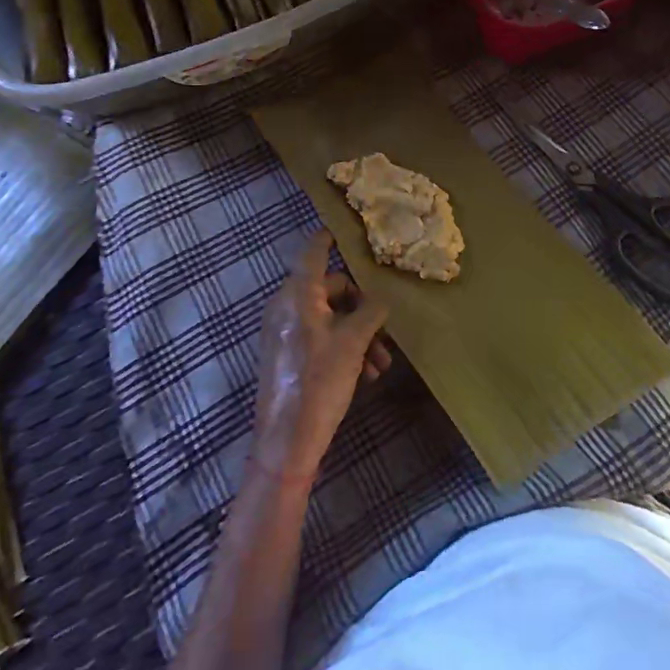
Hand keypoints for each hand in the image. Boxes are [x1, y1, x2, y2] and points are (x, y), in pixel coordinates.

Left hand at [250, 231, 391, 483]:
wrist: (287, 439)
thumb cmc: (320, 382)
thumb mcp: (353, 343)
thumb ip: (370, 312)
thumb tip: (380, 297)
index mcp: (297, 295)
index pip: (313, 252)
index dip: (329, 238)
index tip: (347, 230)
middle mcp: (286, 306)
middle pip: (329, 289)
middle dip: (362, 308)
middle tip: (385, 330)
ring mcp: (284, 331)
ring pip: (330, 318)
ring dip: (359, 335)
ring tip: (381, 364)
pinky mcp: (287, 355)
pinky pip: (320, 337)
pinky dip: (344, 348)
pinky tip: (366, 375)